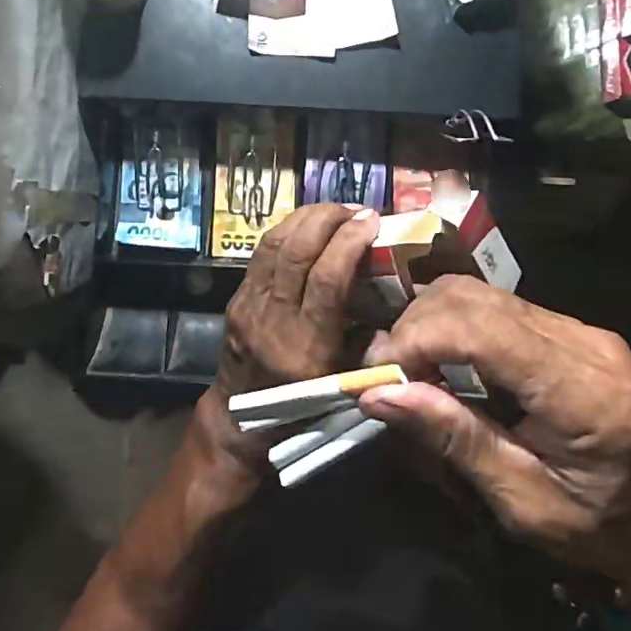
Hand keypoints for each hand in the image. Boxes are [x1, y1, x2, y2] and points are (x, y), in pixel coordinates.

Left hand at [216, 203, 379, 395]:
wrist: (240, 422)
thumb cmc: (303, 409)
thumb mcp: (345, 384)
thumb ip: (369, 342)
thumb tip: (395, 296)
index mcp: (307, 346)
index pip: (327, 278)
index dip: (350, 242)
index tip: (372, 221)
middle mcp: (274, 319)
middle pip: (296, 251)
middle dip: (328, 219)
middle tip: (355, 209)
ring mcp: (249, 305)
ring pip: (274, 244)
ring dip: (306, 217)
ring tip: (333, 209)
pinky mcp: (236, 298)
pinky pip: (261, 252)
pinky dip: (286, 230)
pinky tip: (306, 224)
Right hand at [358, 276, 630, 595]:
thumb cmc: (602, 532)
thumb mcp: (523, 503)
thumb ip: (454, 438)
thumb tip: (378, 394)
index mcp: (584, 392)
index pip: (482, 330)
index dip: (419, 339)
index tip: (382, 376)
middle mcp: (583, 342)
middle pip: (473, 298)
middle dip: (416, 329)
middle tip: (389, 376)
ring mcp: (578, 328)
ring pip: (477, 293)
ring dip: (430, 323)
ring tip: (413, 370)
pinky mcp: (567, 328)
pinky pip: (493, 306)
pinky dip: (454, 326)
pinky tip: (446, 363)